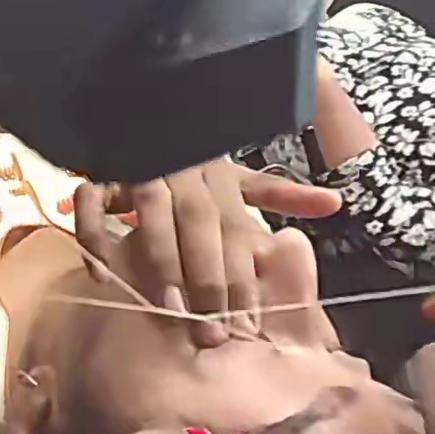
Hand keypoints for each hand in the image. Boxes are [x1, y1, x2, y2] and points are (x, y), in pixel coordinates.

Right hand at [74, 159, 340, 347]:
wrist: (146, 101)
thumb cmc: (193, 153)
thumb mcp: (236, 172)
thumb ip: (279, 193)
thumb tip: (334, 204)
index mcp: (222, 174)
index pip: (238, 230)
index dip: (243, 279)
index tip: (250, 327)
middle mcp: (191, 169)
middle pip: (205, 224)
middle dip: (211, 279)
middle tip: (214, 332)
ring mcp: (151, 163)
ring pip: (161, 212)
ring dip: (166, 261)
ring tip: (172, 310)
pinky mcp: (112, 163)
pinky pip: (100, 200)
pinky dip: (100, 230)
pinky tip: (104, 270)